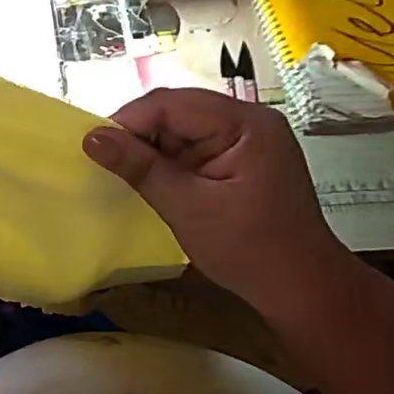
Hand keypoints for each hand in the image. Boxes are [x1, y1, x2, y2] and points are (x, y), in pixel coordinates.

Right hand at [83, 88, 352, 317]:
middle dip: (140, 134)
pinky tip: (155, 180)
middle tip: (106, 161)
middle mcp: (249, 120)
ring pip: (183, 128)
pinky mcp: (242, 157)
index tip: (94, 145)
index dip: (129, 120)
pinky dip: (171, 161)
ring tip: (128, 174)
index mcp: (246, 124)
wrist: (302, 289)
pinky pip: (196, 146)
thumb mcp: (188, 208)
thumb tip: (91, 137)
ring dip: (153, 149)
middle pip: (178, 111)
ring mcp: (248, 138)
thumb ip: (141, 168)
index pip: (173, 104)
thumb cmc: (250, 251)